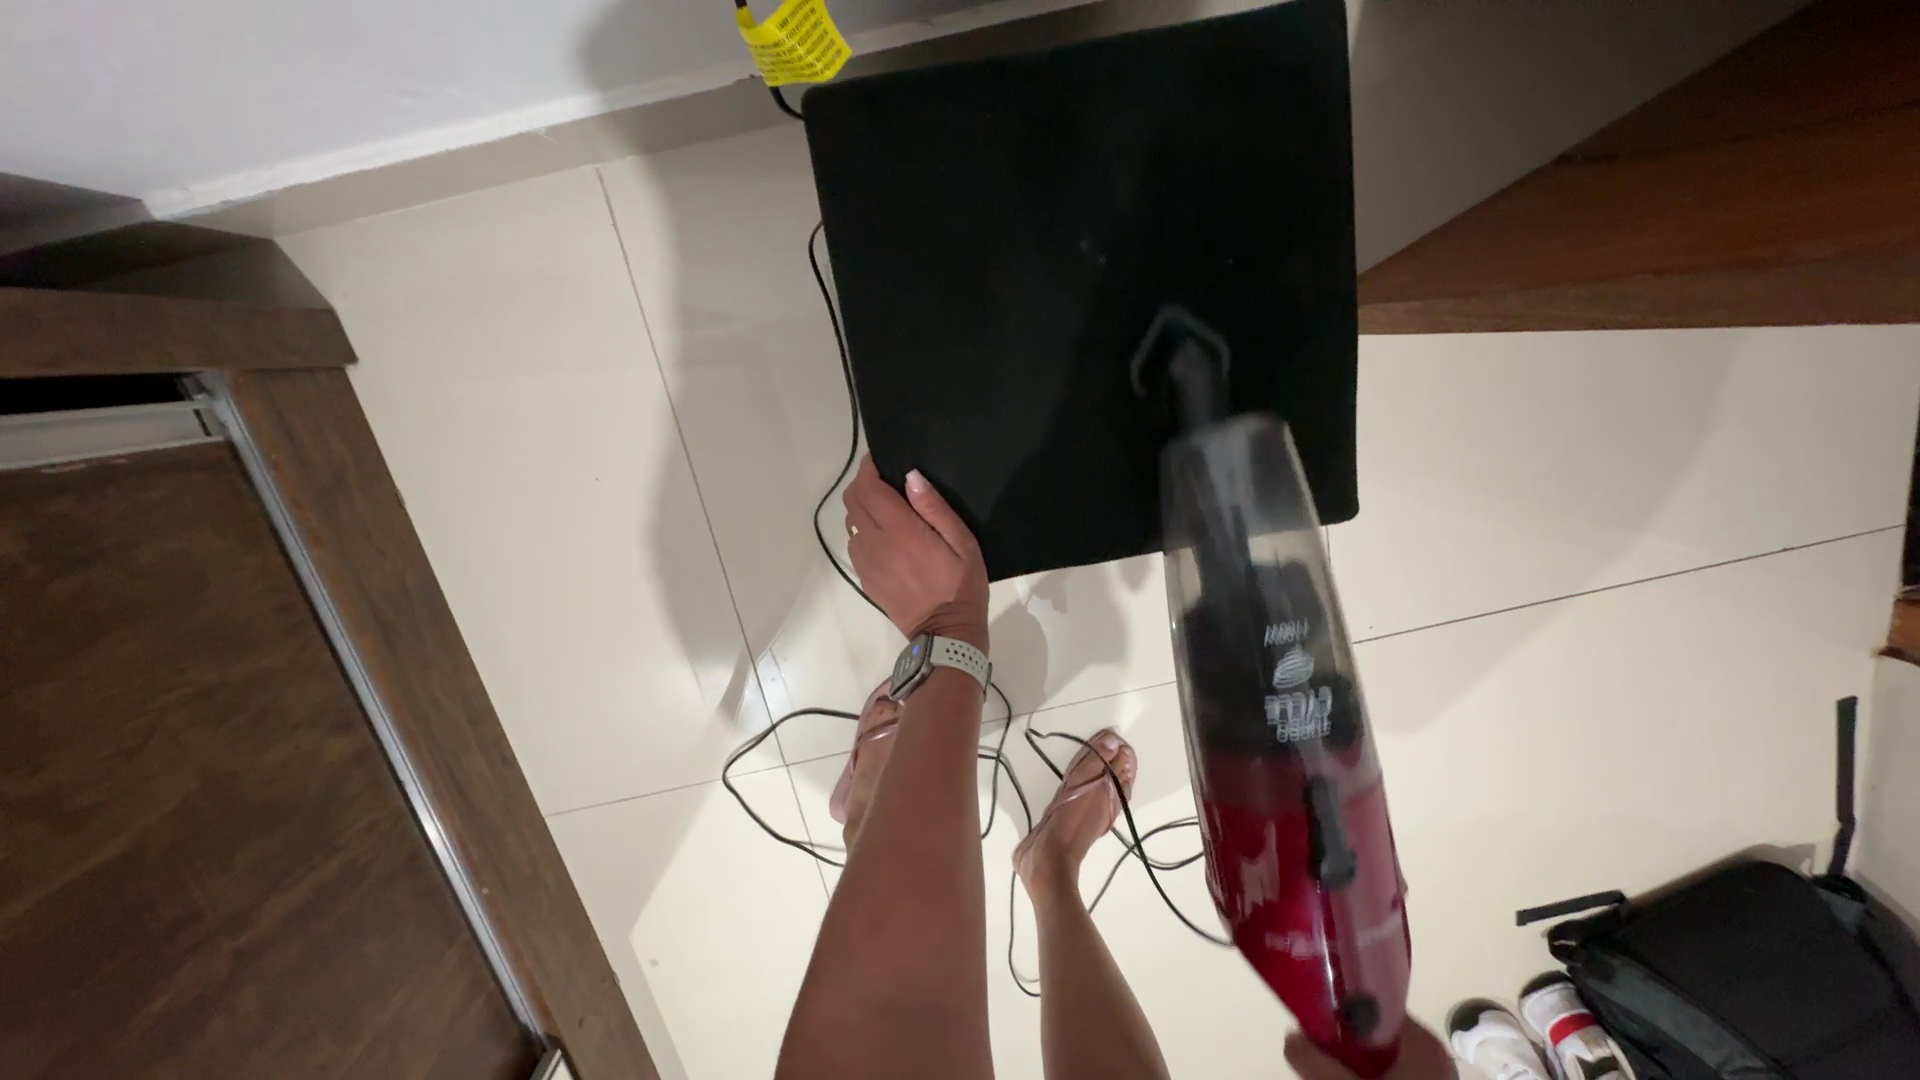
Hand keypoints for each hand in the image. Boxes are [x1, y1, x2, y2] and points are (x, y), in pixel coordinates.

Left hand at [842, 457, 989, 650]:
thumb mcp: (962, 543)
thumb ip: (934, 508)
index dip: (868, 468)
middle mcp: (875, 543)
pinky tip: (886, 538)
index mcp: (900, 530)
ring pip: (851, 523)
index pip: (867, 488)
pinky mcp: (865, 579)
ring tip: (887, 509)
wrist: (945, 634)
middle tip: (885, 482)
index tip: (880, 460)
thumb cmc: (960, 586)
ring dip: (862, 509)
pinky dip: (864, 532)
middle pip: (852, 501)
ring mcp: (866, 563)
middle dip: (863, 485)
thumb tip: (910, 477)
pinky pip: (855, 545)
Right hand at [1285, 1025, 1455, 1079]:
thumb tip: (1290, 1037)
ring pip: (1378, 1062)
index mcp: (1421, 1042)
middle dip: (1340, 1046)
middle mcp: (1430, 1055)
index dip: (1338, 1009)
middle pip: (1372, 1035)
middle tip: (1316, 1058)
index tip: (1313, 1024)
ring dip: (1349, 1068)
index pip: (1371, 1004)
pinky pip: (1387, 1078)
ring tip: (1327, 1077)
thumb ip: (1315, 1063)